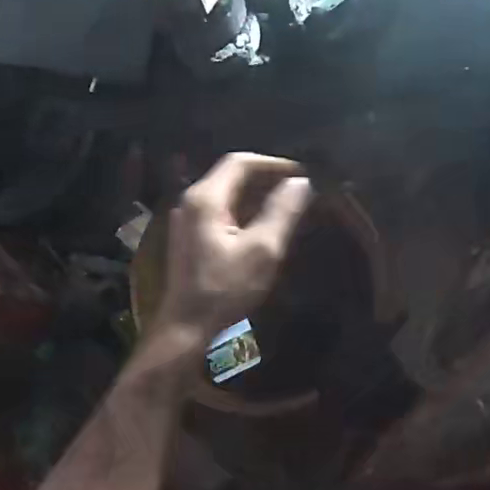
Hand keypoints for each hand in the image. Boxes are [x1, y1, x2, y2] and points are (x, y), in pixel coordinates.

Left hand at [154, 153, 313, 345]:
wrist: (185, 328)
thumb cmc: (224, 289)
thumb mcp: (262, 250)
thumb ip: (282, 212)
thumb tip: (302, 182)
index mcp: (206, 198)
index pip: (241, 162)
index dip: (274, 164)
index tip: (303, 174)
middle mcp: (191, 201)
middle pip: (232, 175)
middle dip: (267, 178)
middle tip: (300, 190)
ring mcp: (186, 220)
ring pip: (227, 194)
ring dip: (257, 196)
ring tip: (288, 206)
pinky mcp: (189, 237)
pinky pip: (220, 212)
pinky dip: (244, 211)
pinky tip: (264, 226)